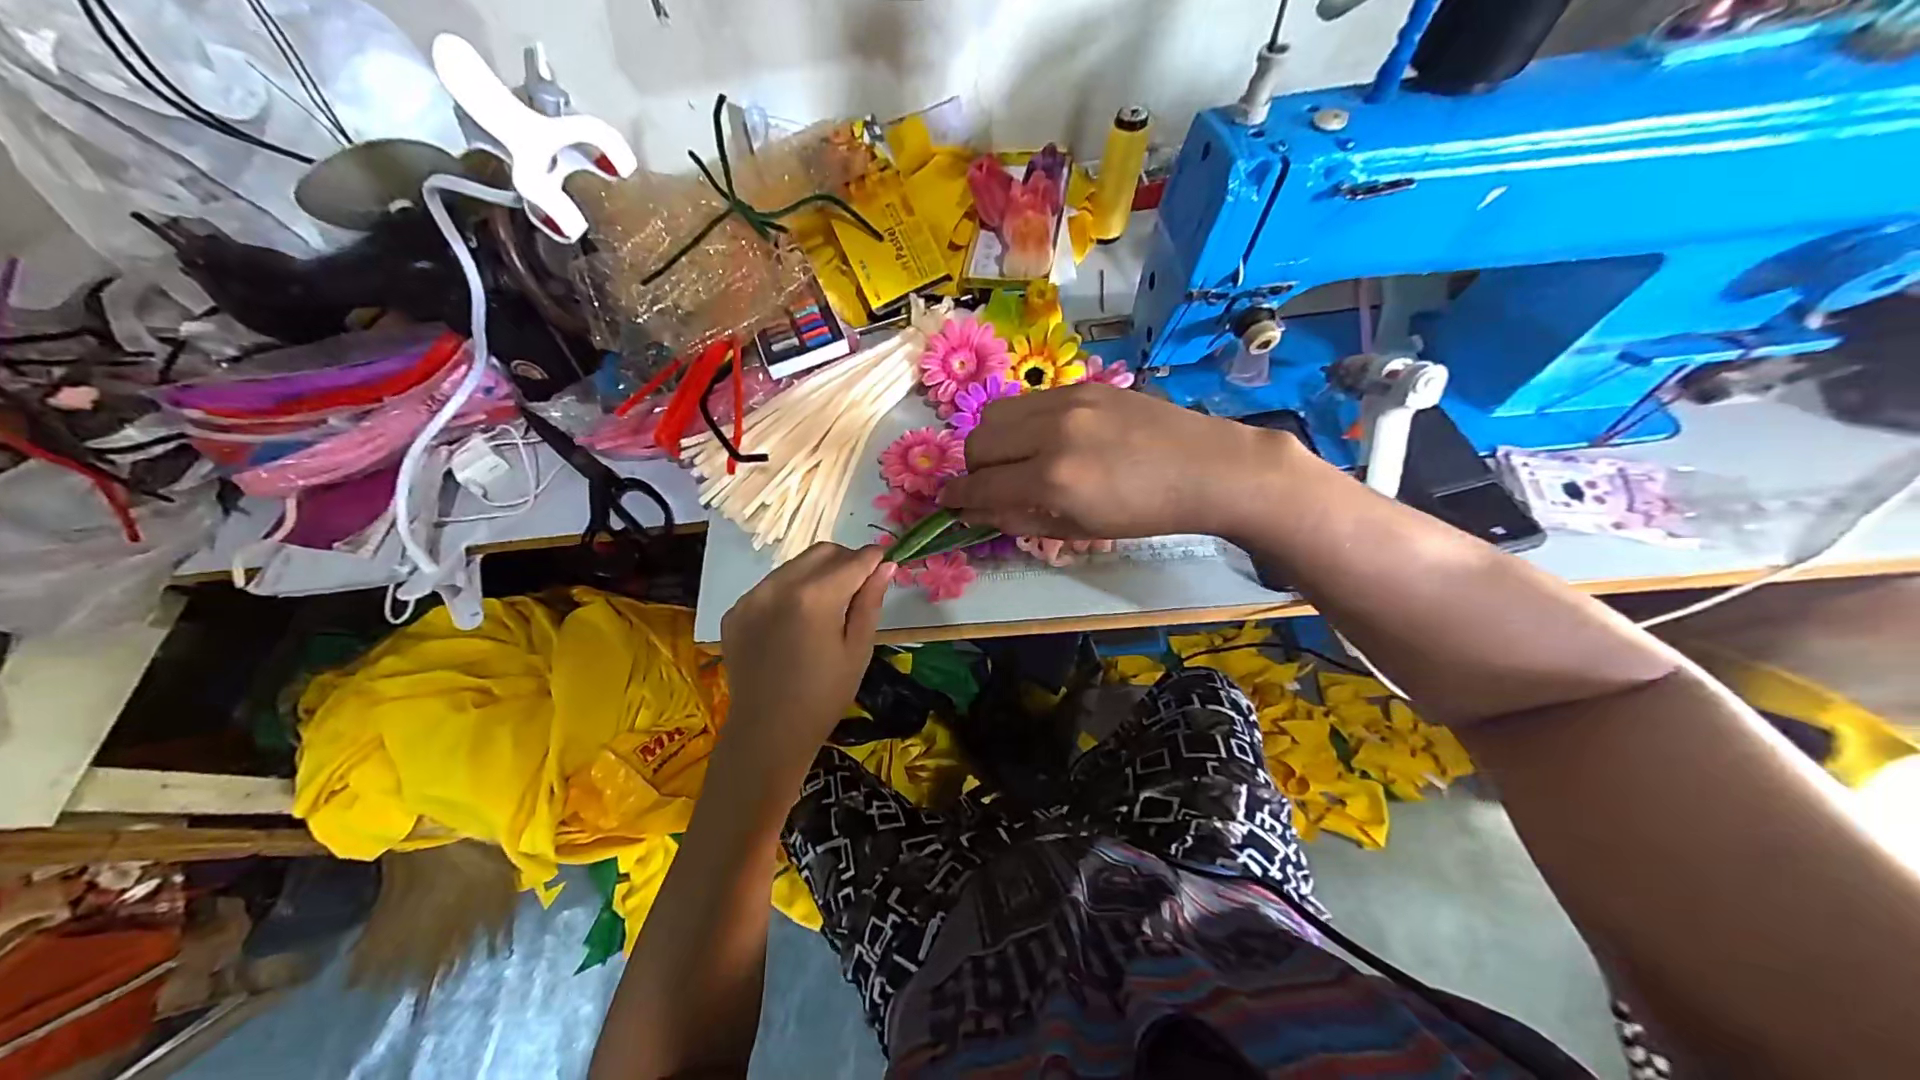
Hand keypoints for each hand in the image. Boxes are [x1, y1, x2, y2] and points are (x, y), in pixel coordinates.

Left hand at [719, 542, 892, 771]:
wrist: (767, 734)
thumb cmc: (824, 697)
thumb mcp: (858, 650)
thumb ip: (871, 601)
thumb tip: (886, 565)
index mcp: (814, 597)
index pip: (853, 560)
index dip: (874, 558)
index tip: (885, 563)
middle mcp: (778, 586)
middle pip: (822, 552)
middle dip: (845, 561)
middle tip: (858, 587)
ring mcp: (751, 597)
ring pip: (794, 566)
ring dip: (817, 574)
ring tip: (826, 607)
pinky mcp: (735, 611)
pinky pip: (770, 586)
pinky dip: (790, 592)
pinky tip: (795, 624)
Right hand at [938, 383, 1296, 540]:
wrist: (1207, 467)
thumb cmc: (1147, 511)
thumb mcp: (1080, 528)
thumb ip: (1021, 518)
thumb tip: (979, 512)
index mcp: (1053, 479)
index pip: (982, 486)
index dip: (957, 499)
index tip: (947, 504)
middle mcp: (1052, 432)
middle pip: (977, 442)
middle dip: (972, 469)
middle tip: (989, 485)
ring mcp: (1067, 401)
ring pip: (996, 413)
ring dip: (990, 441)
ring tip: (1012, 459)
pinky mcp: (1082, 384)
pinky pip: (1027, 401)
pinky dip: (1019, 423)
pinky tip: (1042, 439)